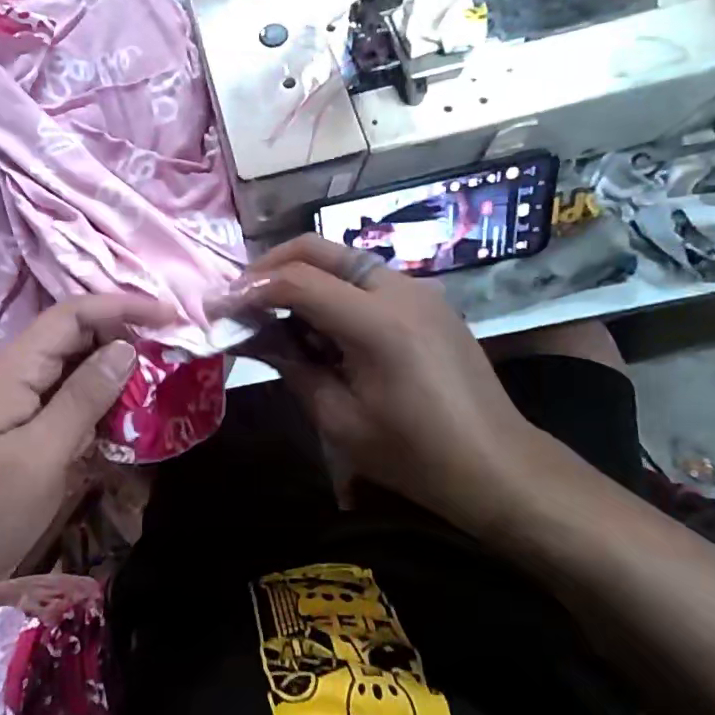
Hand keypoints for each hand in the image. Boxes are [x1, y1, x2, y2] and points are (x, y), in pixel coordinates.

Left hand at [0, 294, 170, 584]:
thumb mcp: (39, 456)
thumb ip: (83, 398)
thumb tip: (126, 348)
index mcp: (13, 370)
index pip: (72, 315)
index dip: (122, 306)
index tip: (170, 316)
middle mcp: (15, 376)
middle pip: (76, 336)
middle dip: (125, 335)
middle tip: (173, 350)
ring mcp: (18, 403)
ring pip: (76, 368)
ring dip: (117, 370)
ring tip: (161, 380)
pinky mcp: (25, 430)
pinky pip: (69, 401)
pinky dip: (102, 402)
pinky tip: (129, 416)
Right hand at [219, 236, 559, 537]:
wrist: (496, 465)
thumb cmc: (414, 456)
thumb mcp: (340, 420)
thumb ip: (292, 367)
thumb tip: (250, 337)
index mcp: (378, 323)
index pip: (297, 281)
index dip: (250, 289)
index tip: (218, 307)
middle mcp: (400, 289)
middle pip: (318, 249)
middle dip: (271, 265)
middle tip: (242, 297)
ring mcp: (419, 289)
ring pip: (343, 260)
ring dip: (303, 277)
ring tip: (276, 316)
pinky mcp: (429, 300)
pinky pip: (368, 279)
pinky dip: (334, 289)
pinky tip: (322, 327)